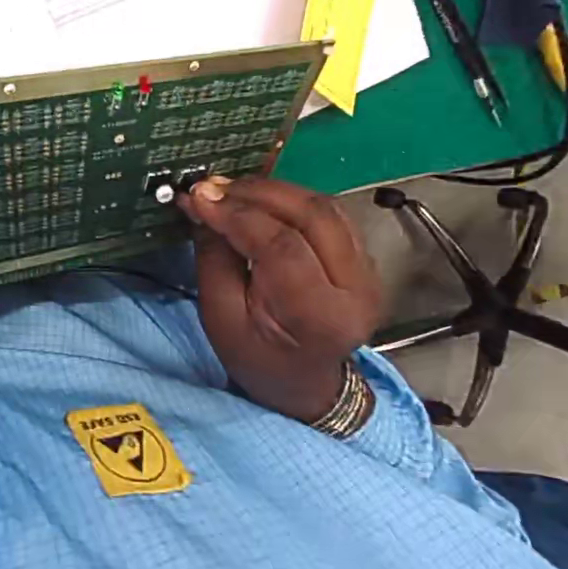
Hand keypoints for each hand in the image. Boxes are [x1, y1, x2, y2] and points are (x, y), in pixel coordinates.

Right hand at [176, 177, 381, 421]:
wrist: (303, 381)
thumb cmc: (256, 357)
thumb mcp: (221, 316)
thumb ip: (214, 257)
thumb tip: (203, 204)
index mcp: (318, 315)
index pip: (281, 246)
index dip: (237, 213)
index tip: (199, 197)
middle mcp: (356, 288)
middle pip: (312, 214)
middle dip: (256, 192)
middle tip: (212, 186)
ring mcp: (368, 270)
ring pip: (324, 206)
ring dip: (273, 190)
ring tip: (230, 190)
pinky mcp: (364, 258)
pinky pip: (329, 213)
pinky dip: (289, 199)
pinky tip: (258, 199)